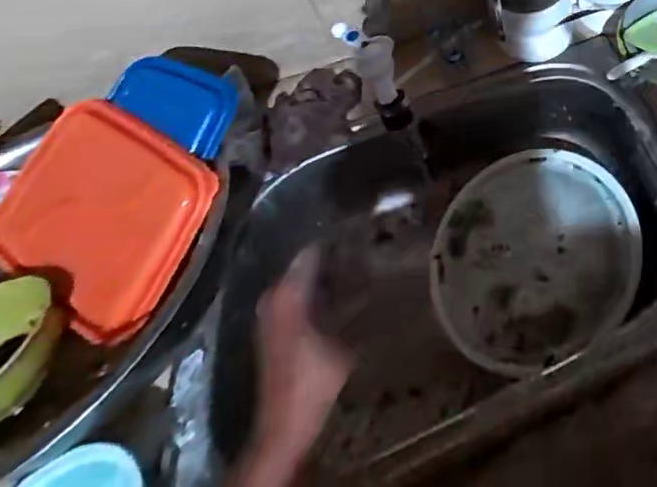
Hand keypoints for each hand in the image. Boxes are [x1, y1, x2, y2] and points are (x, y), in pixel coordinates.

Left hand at [243, 248, 353, 479]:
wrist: (283, 429)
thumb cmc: (312, 383)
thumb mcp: (345, 342)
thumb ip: (361, 303)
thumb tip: (385, 271)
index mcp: (286, 293)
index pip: (312, 249)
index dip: (338, 237)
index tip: (365, 227)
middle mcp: (273, 296)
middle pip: (307, 262)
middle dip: (335, 253)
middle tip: (369, 245)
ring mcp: (271, 314)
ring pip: (304, 279)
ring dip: (328, 272)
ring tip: (363, 263)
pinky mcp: (275, 329)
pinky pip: (299, 294)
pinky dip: (319, 290)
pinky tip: (346, 291)